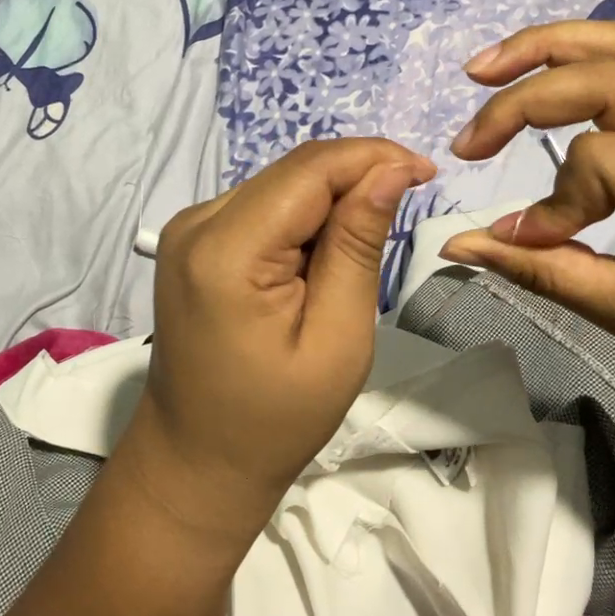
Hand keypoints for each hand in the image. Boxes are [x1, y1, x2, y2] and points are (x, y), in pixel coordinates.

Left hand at [128, 138, 435, 535]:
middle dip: (355, 174)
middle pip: (290, 172)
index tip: (427, 172)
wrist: (196, 457)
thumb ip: (358, 247)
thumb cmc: (275, 419)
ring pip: (277, 184)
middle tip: (410, 198)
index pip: (308, 171)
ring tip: (367, 238)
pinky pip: (258, 206)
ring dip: (329, 196)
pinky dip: (300, 215)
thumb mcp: (337, 341)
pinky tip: (323, 250)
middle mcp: (196, 224)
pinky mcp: (191, 241)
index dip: (370, 158)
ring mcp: (187, 230)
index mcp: (226, 252)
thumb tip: (390, 171)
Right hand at [441, 20, 614, 420]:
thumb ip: (540, 269)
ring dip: (550, 50)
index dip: (554, 201)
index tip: (533, 246)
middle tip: (466, 143)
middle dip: (525, 101)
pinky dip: (583, 66)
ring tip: (485, 70)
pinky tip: (541, 75)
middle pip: (610, 79)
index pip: (606, 158)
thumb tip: (455, 243)